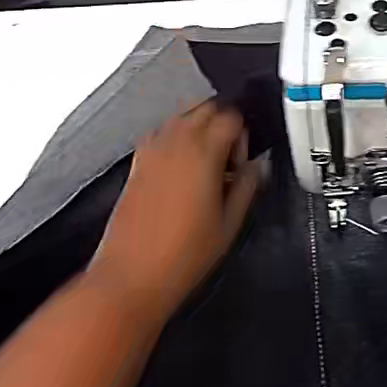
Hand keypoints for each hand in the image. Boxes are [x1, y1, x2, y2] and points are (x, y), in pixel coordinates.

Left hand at [90, 100, 264, 324]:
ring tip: (206, 163)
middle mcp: (176, 142)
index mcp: (204, 152)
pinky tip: (181, 169)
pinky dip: (177, 138)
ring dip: (200, 128)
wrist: (131, 278)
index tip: (242, 164)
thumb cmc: (185, 255)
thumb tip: (255, 167)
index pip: (232, 116)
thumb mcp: (230, 223)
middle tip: (229, 160)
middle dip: (223, 124)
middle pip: (207, 108)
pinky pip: (162, 133)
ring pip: (183, 116)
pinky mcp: (137, 163)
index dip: (243, 136)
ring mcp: (152, 150)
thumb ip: (249, 185)